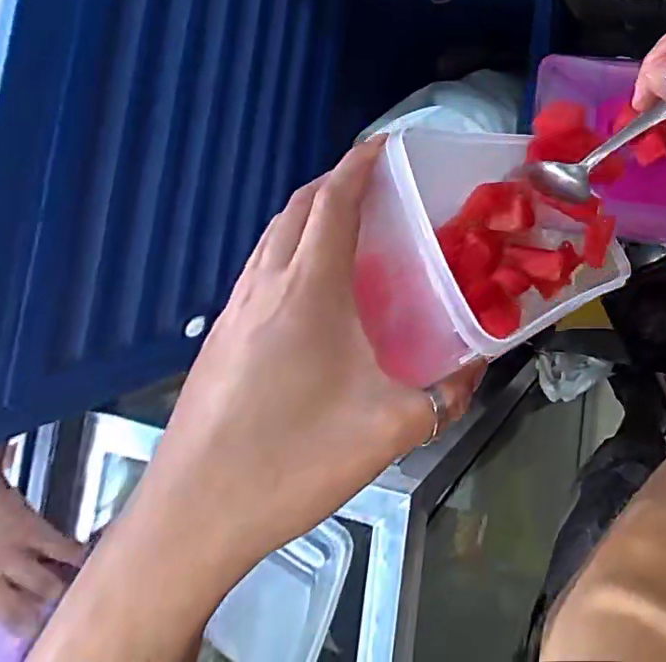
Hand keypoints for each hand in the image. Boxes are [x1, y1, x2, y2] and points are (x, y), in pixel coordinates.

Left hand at [0, 446, 83, 653]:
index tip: (4, 659)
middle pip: (17, 617)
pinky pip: (63, 551)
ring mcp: (8, 558)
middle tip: (56, 630)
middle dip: (38, 627)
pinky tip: (91, 561)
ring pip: (45, 587)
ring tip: (78, 601)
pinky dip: (79, 558)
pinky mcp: (33, 531)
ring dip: (62, 595)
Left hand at [120, 137, 480, 577]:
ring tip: (348, 220)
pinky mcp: (218, 337)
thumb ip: (446, 394)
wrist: (188, 521)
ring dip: (309, 211)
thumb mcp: (390, 429)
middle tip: (377, 181)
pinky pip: (259, 265)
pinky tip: (310, 283)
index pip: (333, 203)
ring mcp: (235, 310)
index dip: (360, 164)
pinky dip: (289, 245)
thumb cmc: (291, 461)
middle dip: (336, 180)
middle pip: (297, 207)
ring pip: (272, 234)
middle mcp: (266, 285)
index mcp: (309, 289)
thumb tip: (477, 369)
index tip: (387, 144)